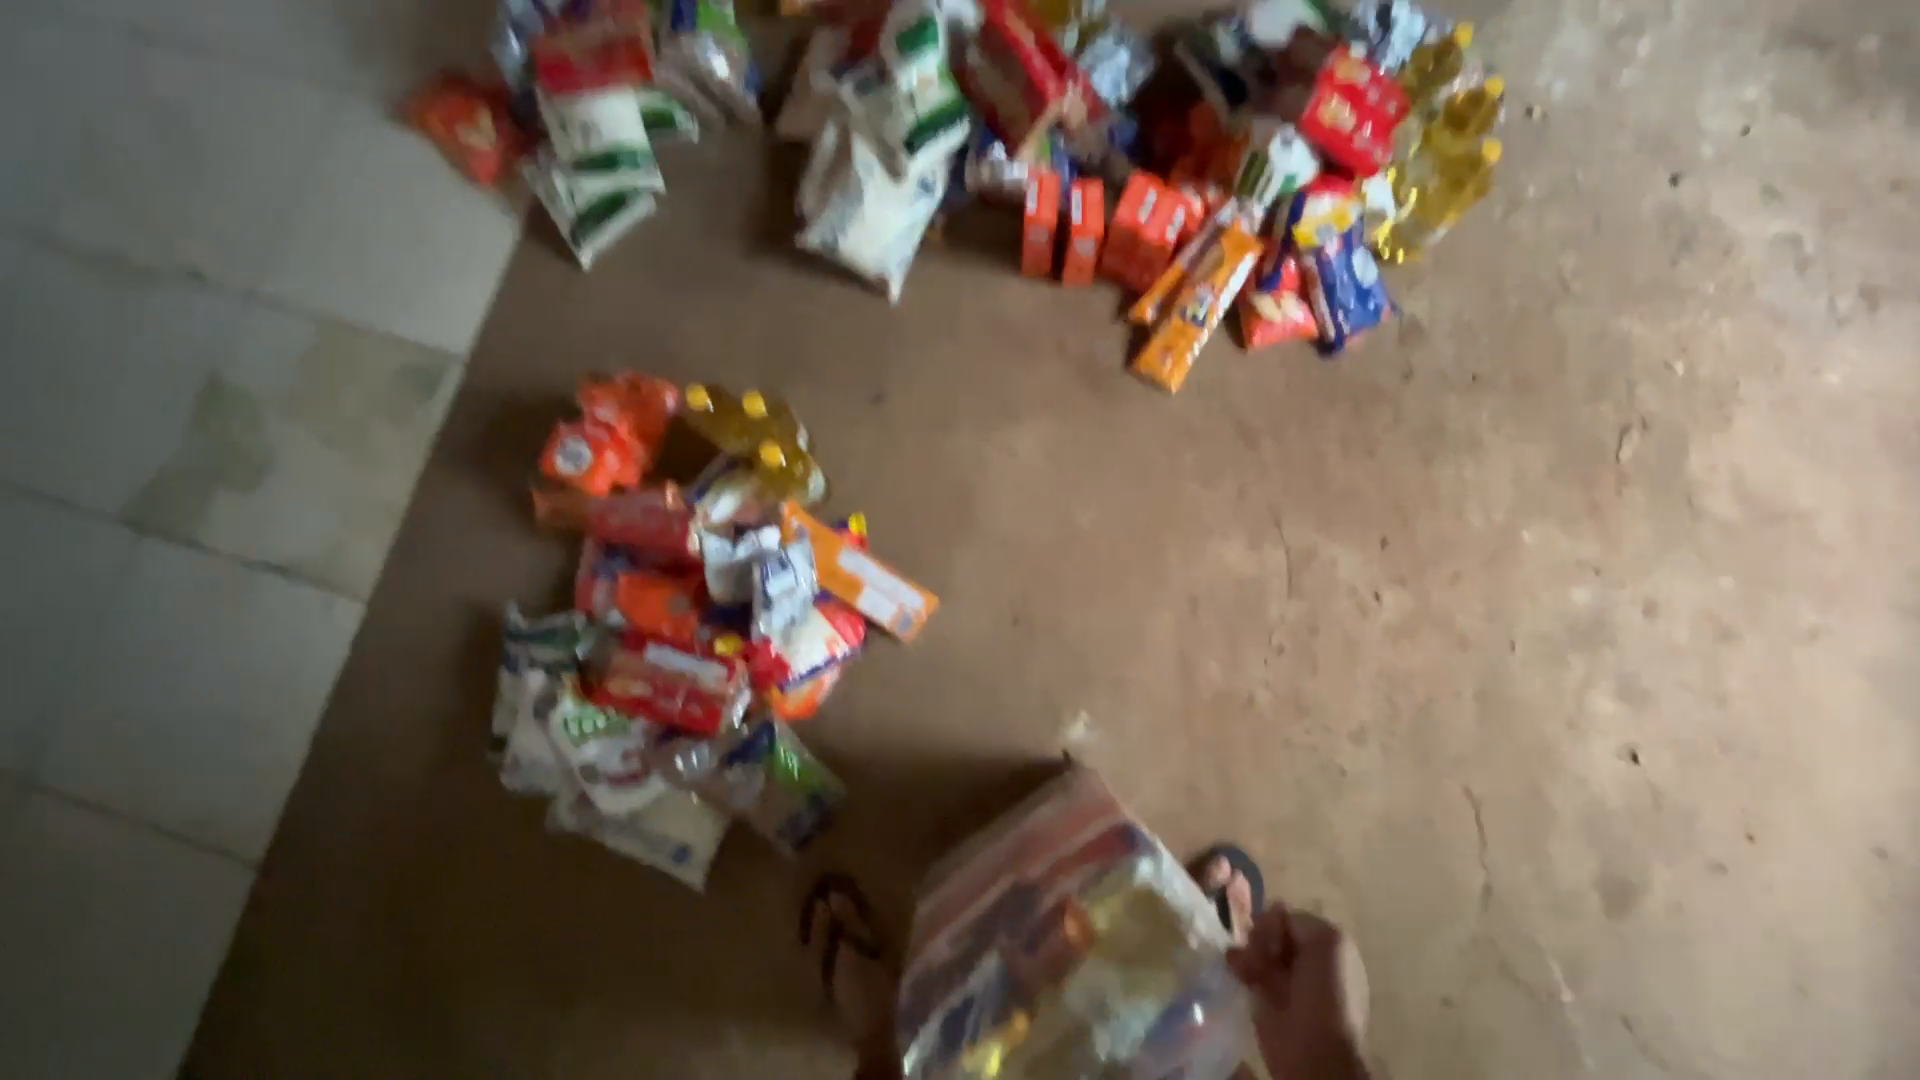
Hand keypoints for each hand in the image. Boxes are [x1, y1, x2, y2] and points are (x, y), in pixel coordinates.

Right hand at [1228, 906, 1370, 1079]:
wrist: (1313, 1048)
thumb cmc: (1327, 992)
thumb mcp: (1328, 940)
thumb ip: (1298, 920)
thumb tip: (1269, 917)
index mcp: (1324, 947)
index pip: (1288, 917)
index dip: (1276, 923)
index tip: (1273, 938)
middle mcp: (1302, 959)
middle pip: (1267, 930)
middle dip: (1259, 936)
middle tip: (1258, 951)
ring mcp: (1279, 977)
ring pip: (1252, 945)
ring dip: (1247, 950)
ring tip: (1245, 966)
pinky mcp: (1258, 994)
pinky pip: (1241, 966)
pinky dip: (1236, 964)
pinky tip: (1238, 971)